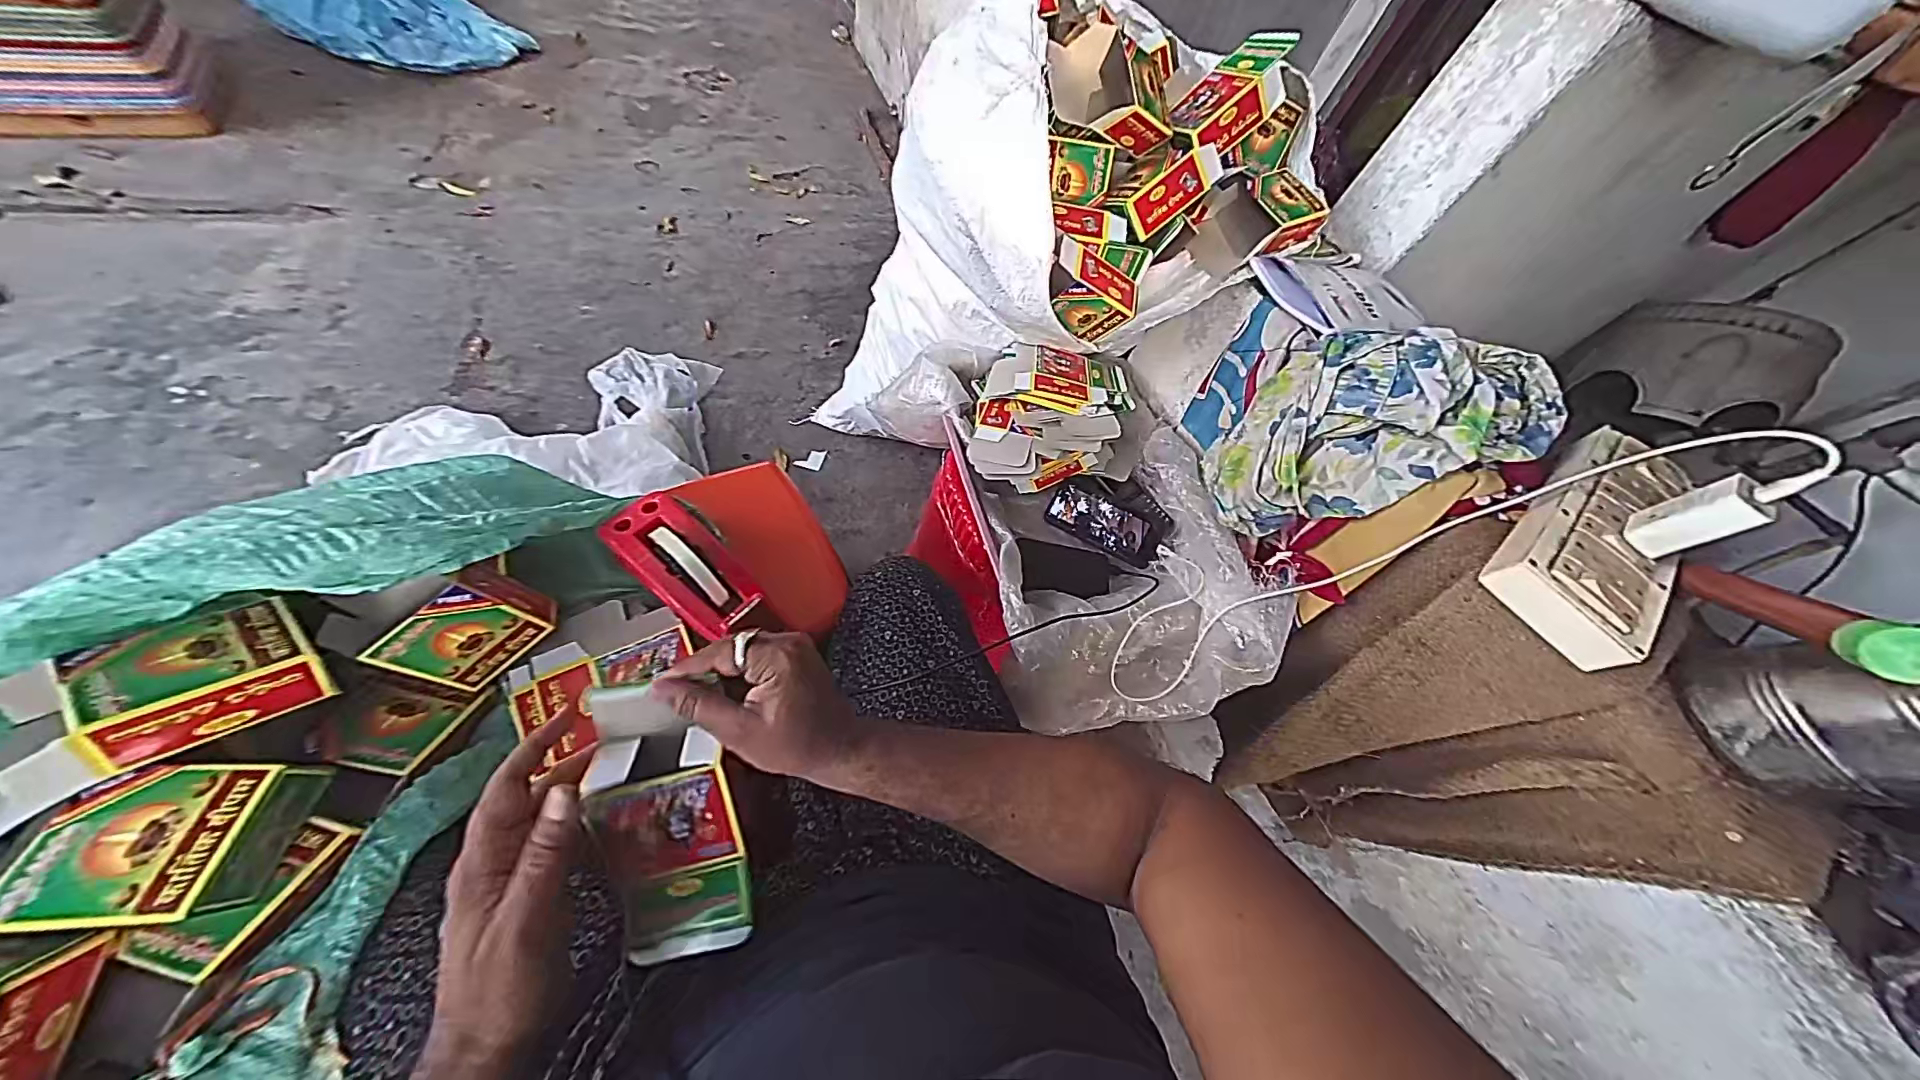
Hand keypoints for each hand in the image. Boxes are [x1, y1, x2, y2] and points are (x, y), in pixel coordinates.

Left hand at [415, 718, 590, 1078]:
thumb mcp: (527, 916)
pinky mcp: (530, 897)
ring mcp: (511, 881)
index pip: (505, 788)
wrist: (489, 1047)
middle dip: (559, 764)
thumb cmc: (500, 988)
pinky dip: (578, 825)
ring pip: (542, 821)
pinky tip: (601, 823)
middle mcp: (493, 864)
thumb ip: (546, 852)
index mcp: (483, 862)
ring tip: (608, 773)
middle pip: (526, 799)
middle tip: (602, 743)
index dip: (532, 748)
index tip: (562, 718)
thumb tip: (564, 790)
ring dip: (571, 793)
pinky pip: (554, 847)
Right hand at [650, 631, 864, 780]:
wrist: (838, 749)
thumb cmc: (800, 745)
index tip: (663, 683)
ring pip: (741, 652)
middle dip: (703, 671)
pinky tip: (731, 697)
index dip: (686, 668)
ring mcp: (795, 647)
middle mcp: (788, 643)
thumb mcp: (739, 731)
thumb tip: (665, 690)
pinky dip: (740, 674)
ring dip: (721, 673)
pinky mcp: (796, 655)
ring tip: (704, 700)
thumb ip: (699, 706)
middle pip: (729, 648)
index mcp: (776, 656)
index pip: (718, 652)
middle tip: (678, 694)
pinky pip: (757, 656)